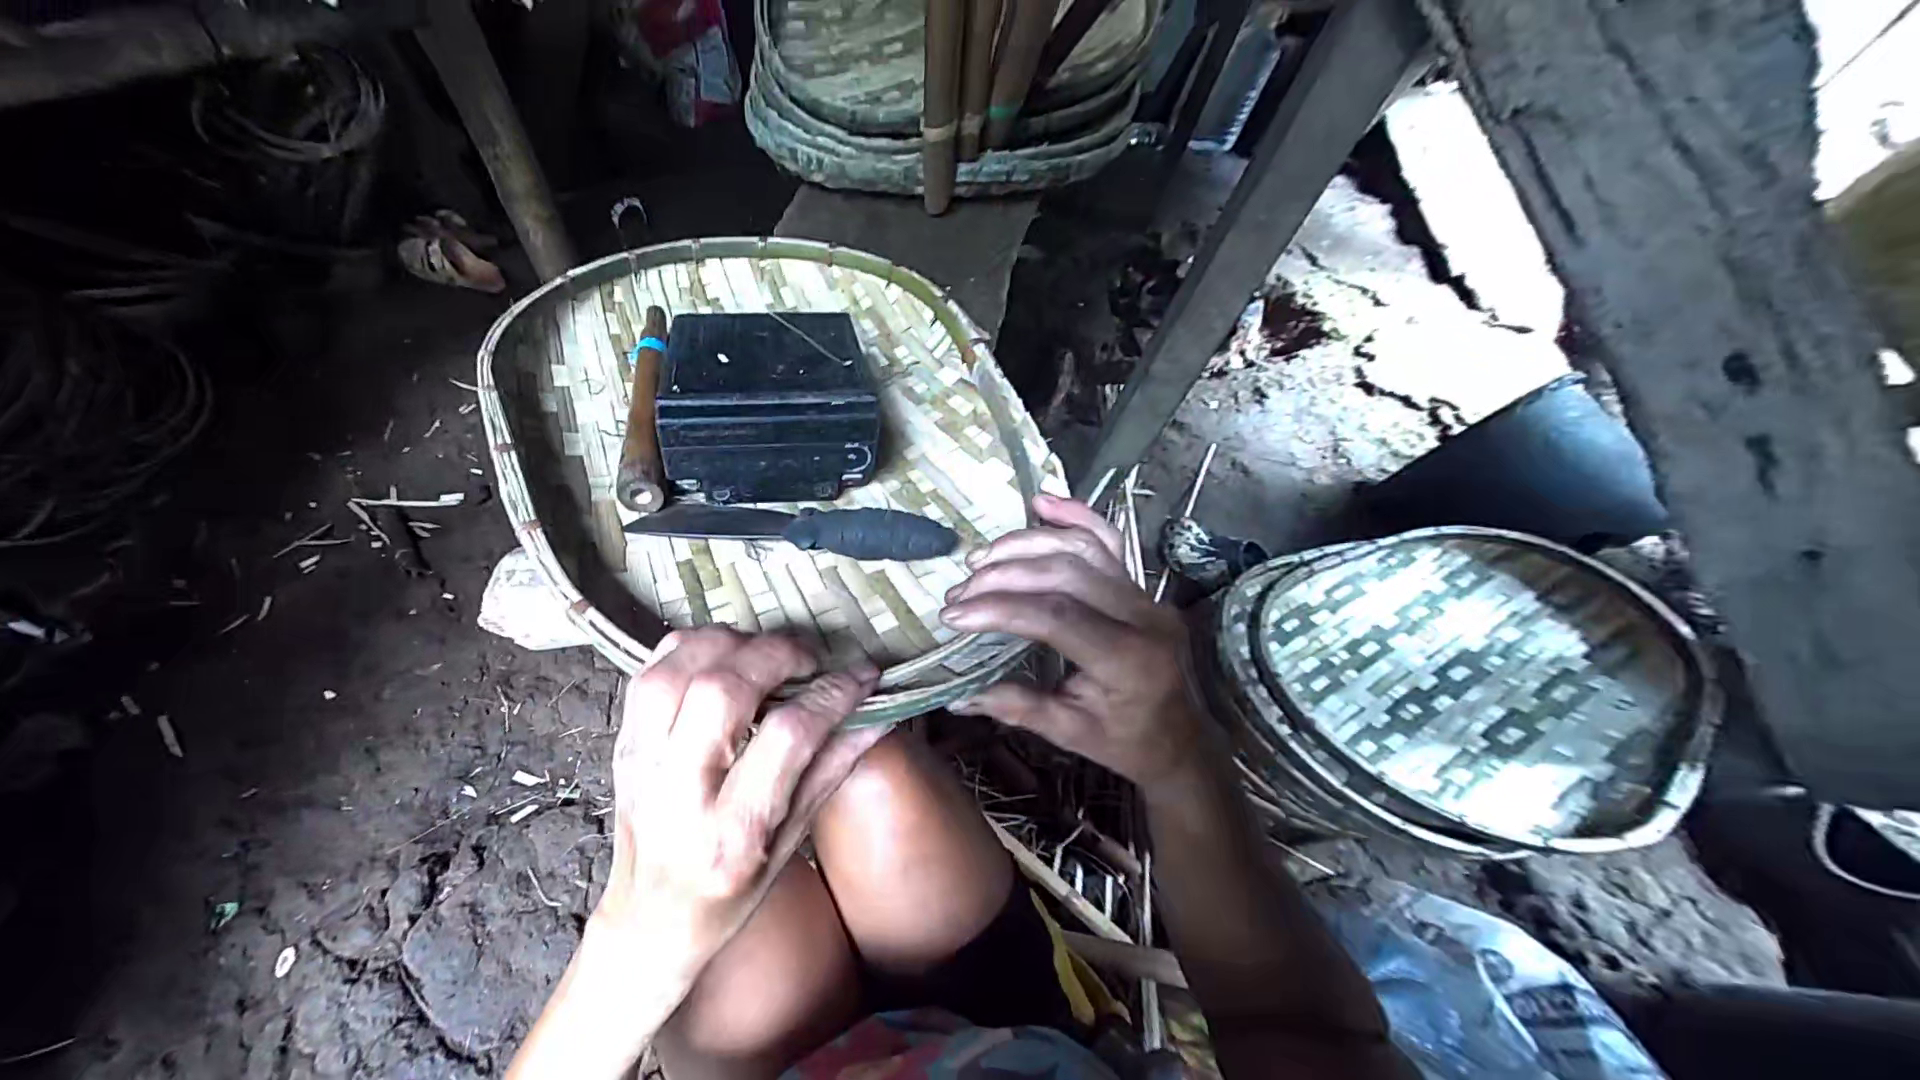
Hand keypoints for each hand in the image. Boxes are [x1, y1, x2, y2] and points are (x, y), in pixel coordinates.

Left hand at [598, 630, 885, 1002]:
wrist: (647, 919)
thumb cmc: (730, 891)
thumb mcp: (793, 842)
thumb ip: (834, 767)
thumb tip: (881, 712)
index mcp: (731, 833)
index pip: (787, 736)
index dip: (832, 694)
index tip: (860, 676)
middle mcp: (677, 794)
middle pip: (722, 692)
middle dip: (776, 657)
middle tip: (809, 660)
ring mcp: (639, 764)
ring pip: (678, 672)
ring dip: (732, 645)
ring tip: (766, 654)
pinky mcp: (621, 743)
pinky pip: (650, 672)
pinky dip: (692, 648)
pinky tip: (725, 656)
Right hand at [939, 494, 1211, 790]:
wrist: (1181, 738)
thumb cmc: (1127, 741)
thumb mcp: (1072, 734)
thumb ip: (1018, 707)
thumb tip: (957, 695)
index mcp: (1127, 659)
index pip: (1055, 617)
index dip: (1000, 608)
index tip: (954, 614)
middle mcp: (1142, 615)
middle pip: (1065, 573)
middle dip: (1004, 574)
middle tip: (960, 590)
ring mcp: (1146, 594)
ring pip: (1083, 547)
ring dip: (1027, 544)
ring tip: (981, 558)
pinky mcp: (1142, 584)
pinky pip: (1108, 540)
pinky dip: (1074, 516)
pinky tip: (1041, 503)